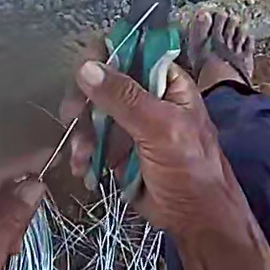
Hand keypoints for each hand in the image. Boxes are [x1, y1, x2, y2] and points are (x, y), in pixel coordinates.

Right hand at [61, 43, 249, 239]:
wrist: (196, 219)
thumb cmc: (191, 169)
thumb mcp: (161, 128)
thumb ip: (125, 98)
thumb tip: (86, 68)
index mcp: (165, 81)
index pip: (131, 50)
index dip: (104, 54)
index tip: (83, 70)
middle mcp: (145, 96)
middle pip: (101, 81)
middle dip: (84, 100)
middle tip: (73, 116)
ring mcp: (129, 123)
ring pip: (90, 112)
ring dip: (81, 133)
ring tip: (82, 156)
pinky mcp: (116, 149)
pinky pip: (90, 140)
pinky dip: (82, 153)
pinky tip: (83, 168)